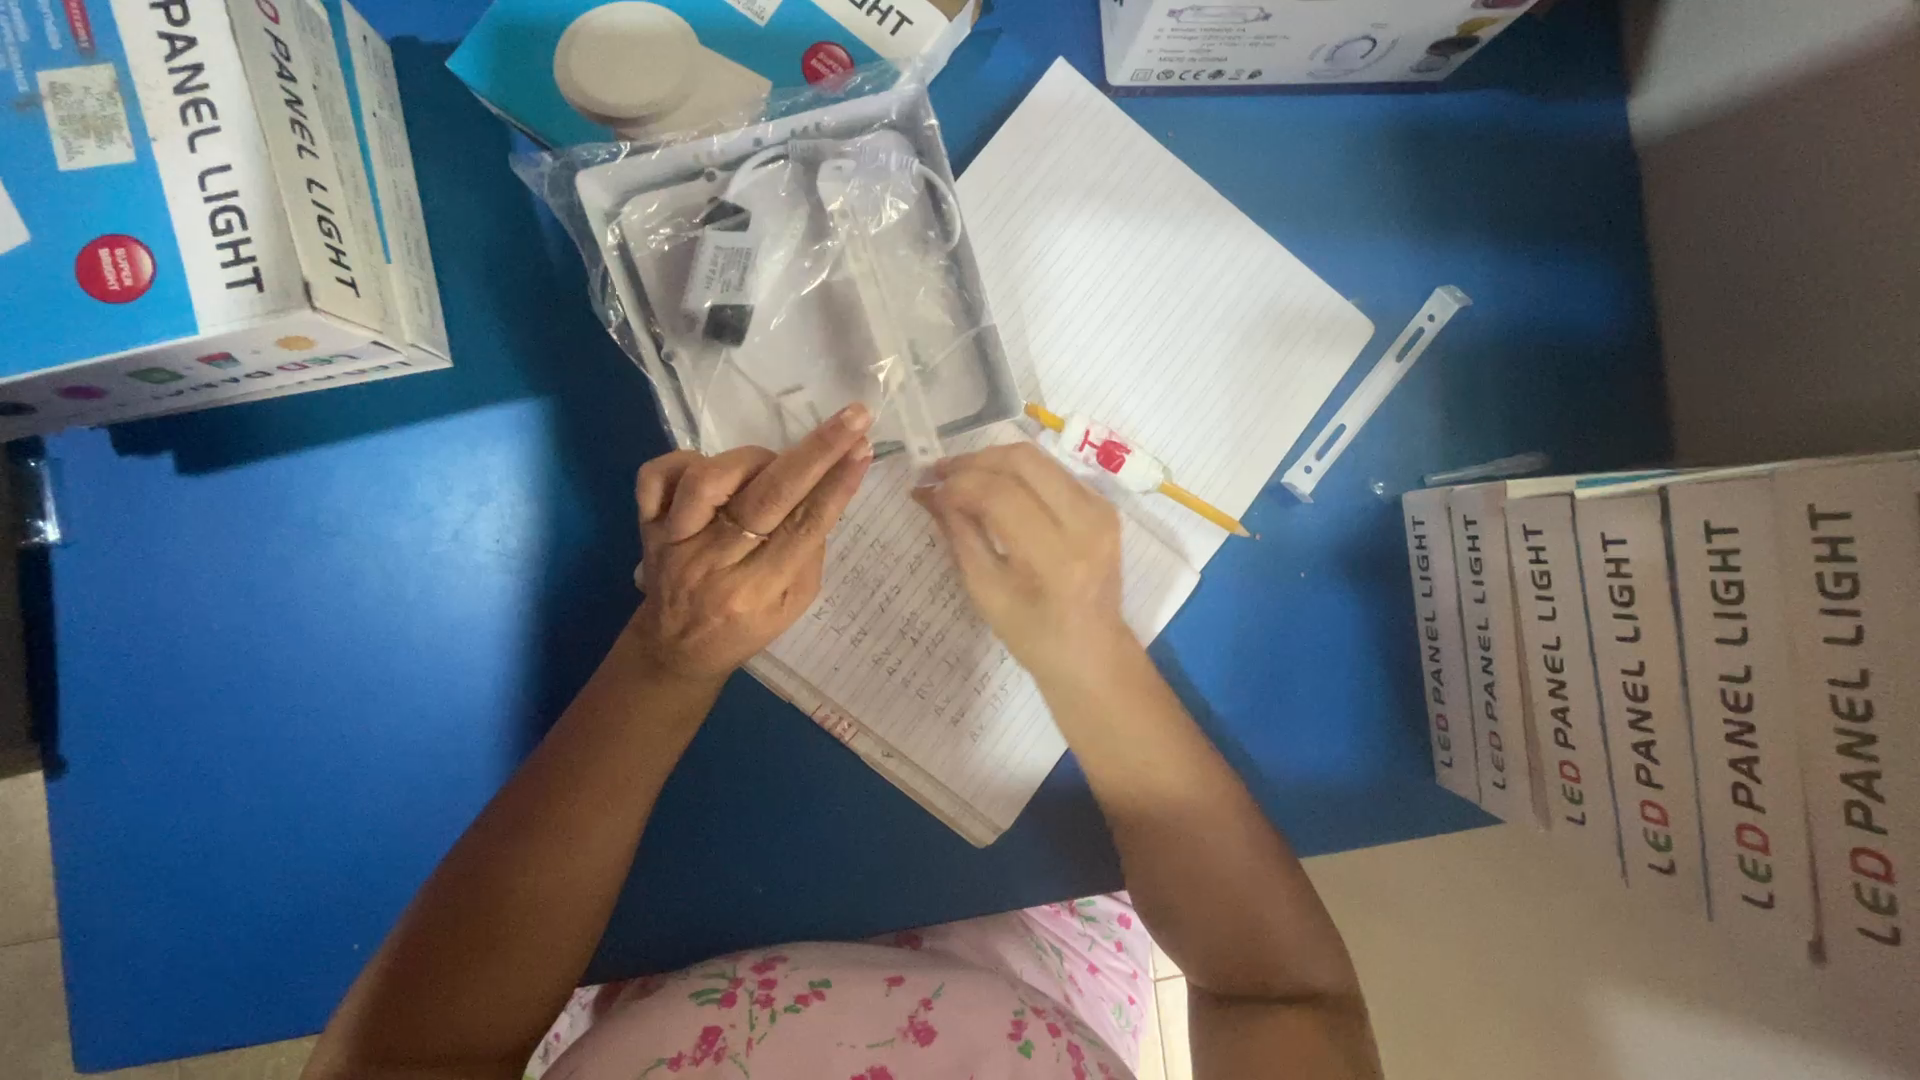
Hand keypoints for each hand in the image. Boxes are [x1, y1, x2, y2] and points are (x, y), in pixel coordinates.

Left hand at [629, 405, 874, 682]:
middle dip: (817, 452)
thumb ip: (807, 554)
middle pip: (769, 496)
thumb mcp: (793, 606)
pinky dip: (686, 461)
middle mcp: (714, 563)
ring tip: (773, 462)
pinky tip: (710, 469)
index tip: (863, 448)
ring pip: (710, 478)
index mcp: (756, 592)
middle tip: (853, 417)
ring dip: (753, 459)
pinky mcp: (647, 525)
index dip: (837, 485)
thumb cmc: (744, 628)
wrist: (673, 651)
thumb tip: (822, 493)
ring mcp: (675, 541)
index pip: (805, 527)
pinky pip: (656, 476)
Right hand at [913, 442, 1131, 683]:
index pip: (1000, 496)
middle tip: (940, 474)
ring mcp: (1100, 510)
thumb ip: (959, 535)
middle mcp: (1085, 524)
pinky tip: (994, 487)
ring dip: (993, 461)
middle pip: (1023, 461)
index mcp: (1057, 558)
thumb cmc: (1034, 636)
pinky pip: (1053, 471)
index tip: (928, 490)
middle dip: (974, 462)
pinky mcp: (1104, 505)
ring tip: (961, 478)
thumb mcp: (985, 592)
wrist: (1092, 652)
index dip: (958, 485)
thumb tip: (927, 493)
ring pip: (1038, 458)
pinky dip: (1017, 473)